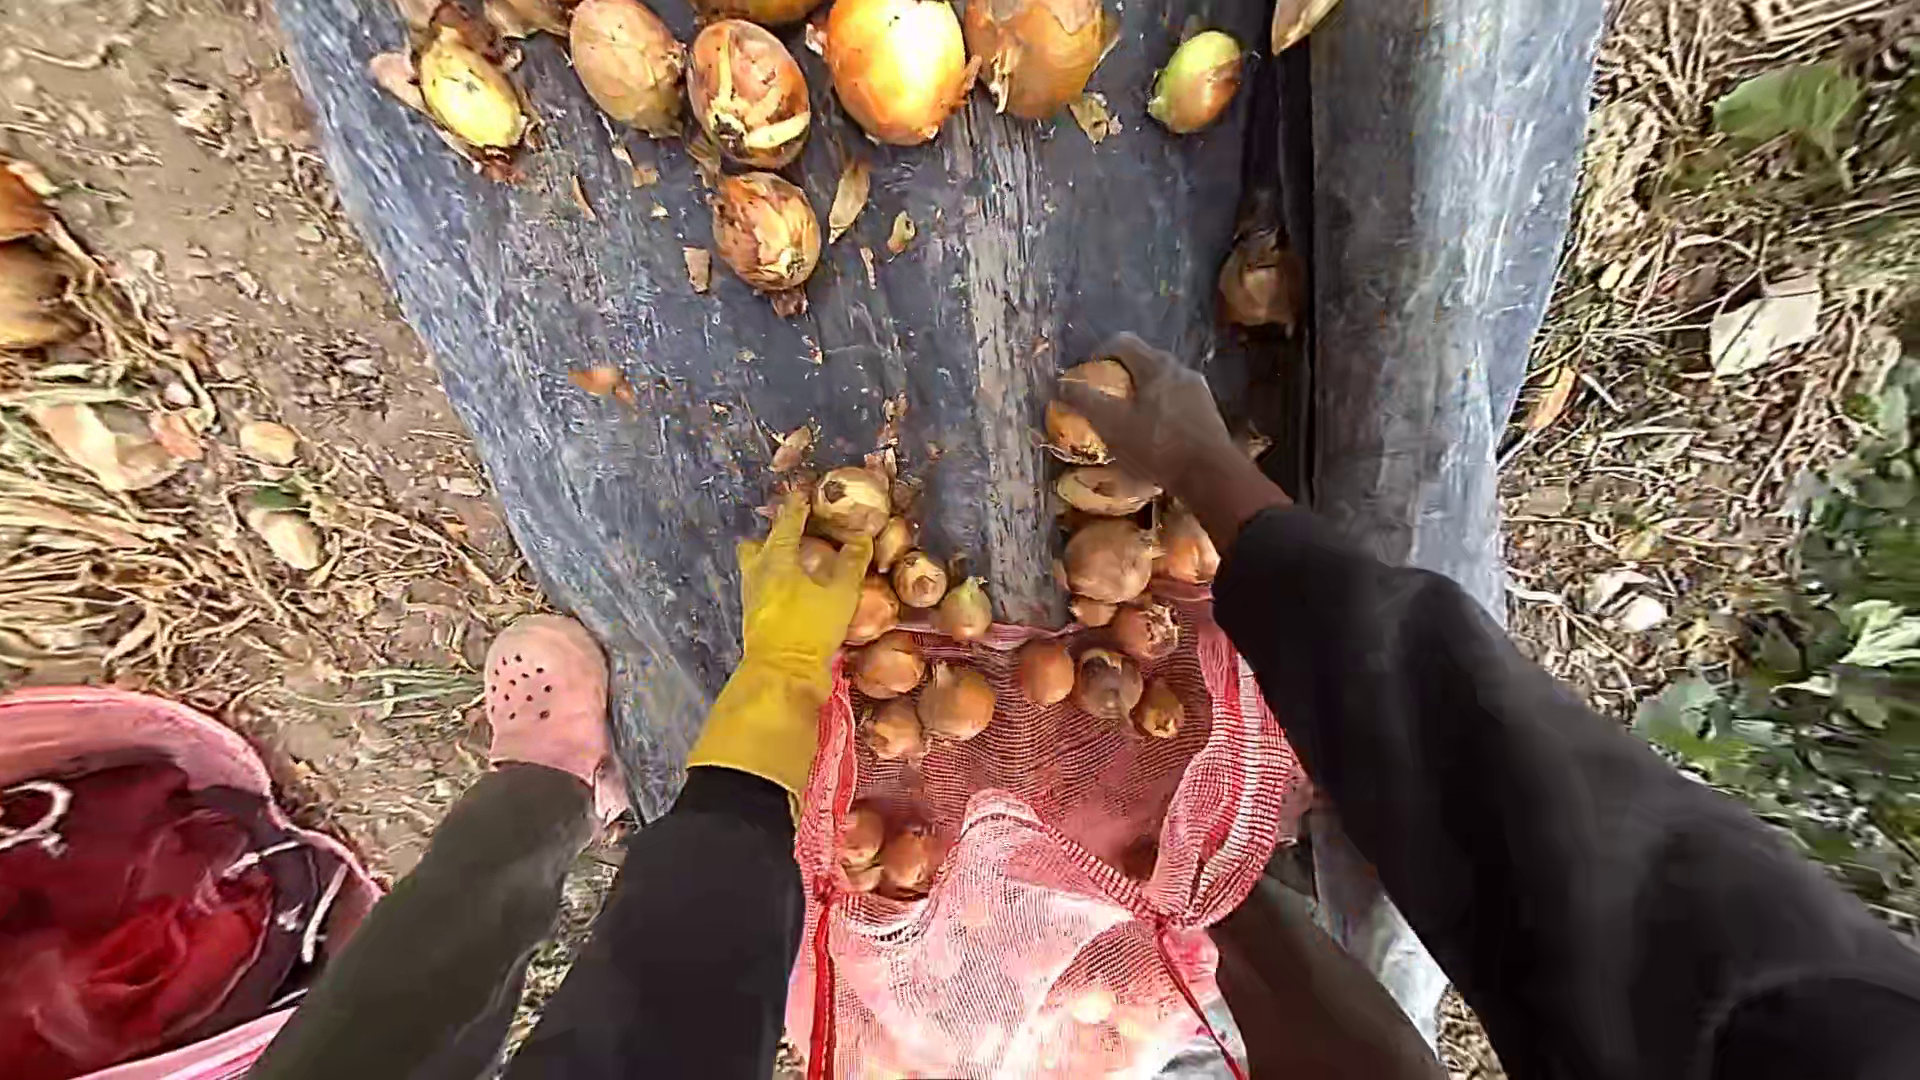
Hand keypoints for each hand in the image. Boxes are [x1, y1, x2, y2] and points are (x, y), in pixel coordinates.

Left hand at [689, 493, 872, 801]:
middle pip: (757, 545)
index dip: (796, 505)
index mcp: (776, 557)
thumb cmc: (809, 626)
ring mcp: (753, 597)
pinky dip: (778, 583)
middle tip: (795, 534)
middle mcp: (757, 572)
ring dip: (772, 561)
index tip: (804, 493)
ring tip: (798, 562)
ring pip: (758, 568)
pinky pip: (765, 589)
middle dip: (772, 536)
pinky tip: (797, 590)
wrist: (783, 674)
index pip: (786, 521)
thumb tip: (861, 537)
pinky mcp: (757, 618)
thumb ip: (852, 562)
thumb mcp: (840, 591)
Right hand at [1060, 333, 1289, 542]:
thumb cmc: (1156, 446)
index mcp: (1156, 366)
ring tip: (1125, 420)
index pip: (1122, 342)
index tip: (1085, 373)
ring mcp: (1197, 392)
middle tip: (1102, 398)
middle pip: (1143, 362)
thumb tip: (1059, 385)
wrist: (1209, 476)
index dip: (1098, 353)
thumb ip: (1085, 402)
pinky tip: (1151, 436)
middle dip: (1119, 376)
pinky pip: (1175, 402)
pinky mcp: (1206, 414)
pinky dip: (1157, 410)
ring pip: (1160, 383)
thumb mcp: (1111, 425)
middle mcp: (1180, 370)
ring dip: (1139, 395)